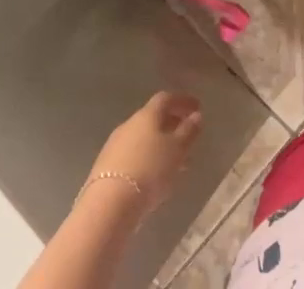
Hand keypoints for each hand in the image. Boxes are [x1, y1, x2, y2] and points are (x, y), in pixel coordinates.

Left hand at [88, 92, 202, 212]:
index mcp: (147, 115)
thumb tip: (196, 115)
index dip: (182, 101)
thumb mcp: (178, 149)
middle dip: (172, 124)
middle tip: (188, 135)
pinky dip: (148, 157)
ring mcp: (114, 145)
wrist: (109, 204)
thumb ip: (189, 131)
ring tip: (176, 160)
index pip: (165, 98)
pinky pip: (133, 154)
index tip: (197, 107)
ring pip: (143, 138)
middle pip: (153, 118)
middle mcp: (128, 124)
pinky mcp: (106, 166)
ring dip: (160, 144)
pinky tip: (155, 173)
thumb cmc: (150, 170)